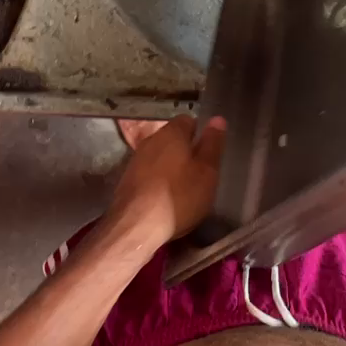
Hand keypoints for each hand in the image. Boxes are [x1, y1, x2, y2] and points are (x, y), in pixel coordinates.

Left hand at [105, 115, 225, 243]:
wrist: (136, 226)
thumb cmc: (179, 196)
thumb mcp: (207, 171)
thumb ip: (213, 144)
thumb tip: (217, 119)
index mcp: (172, 132)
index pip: (189, 120)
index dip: (201, 134)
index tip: (210, 153)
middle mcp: (151, 140)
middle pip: (173, 139)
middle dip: (186, 151)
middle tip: (201, 173)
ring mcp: (136, 159)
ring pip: (160, 156)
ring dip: (172, 167)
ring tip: (184, 188)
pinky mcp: (127, 179)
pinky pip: (149, 173)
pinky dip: (159, 181)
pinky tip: (166, 199)